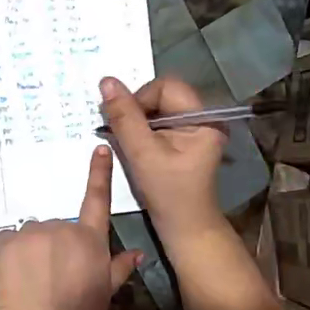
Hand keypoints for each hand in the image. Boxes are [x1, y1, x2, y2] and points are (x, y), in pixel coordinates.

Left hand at [0, 146, 141, 309]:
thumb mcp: (104, 296)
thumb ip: (118, 268)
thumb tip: (137, 253)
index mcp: (91, 242)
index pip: (98, 200)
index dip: (100, 173)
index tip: (100, 147)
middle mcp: (63, 229)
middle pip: (58, 230)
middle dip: (54, 248)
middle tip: (53, 281)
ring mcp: (34, 232)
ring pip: (32, 237)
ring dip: (32, 252)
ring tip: (32, 284)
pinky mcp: (7, 240)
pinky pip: (9, 242)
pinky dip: (10, 257)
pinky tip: (13, 280)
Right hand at [98, 76, 225, 239]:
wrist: (184, 228)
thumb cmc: (168, 192)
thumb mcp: (142, 153)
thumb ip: (124, 116)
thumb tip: (106, 81)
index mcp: (203, 117)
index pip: (165, 87)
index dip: (139, 98)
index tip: (123, 123)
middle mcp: (203, 117)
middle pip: (161, 95)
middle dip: (136, 110)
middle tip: (120, 131)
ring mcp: (194, 129)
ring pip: (157, 108)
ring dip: (136, 120)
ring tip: (126, 140)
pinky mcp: (184, 140)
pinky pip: (159, 122)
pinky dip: (142, 130)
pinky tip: (134, 146)